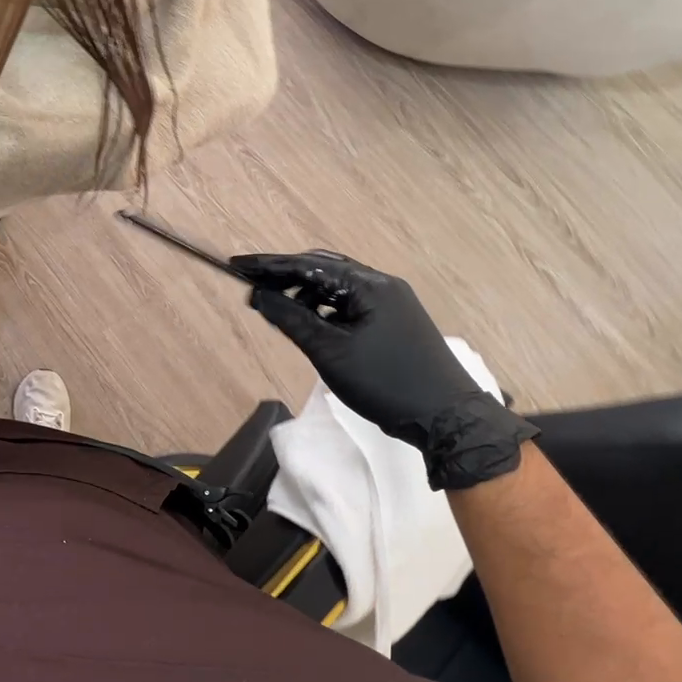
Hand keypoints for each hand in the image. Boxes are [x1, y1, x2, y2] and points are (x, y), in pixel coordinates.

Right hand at [231, 251, 534, 489]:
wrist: (446, 417)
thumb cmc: (384, 380)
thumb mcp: (328, 350)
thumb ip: (290, 318)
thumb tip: (258, 295)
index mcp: (369, 285)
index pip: (308, 265)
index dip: (268, 265)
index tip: (235, 264)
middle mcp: (382, 285)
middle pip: (323, 269)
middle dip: (285, 275)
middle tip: (252, 284)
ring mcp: (391, 303)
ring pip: (336, 286)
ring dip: (304, 291)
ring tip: (275, 306)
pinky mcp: (393, 321)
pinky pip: (348, 302)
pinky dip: (322, 306)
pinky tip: (307, 320)